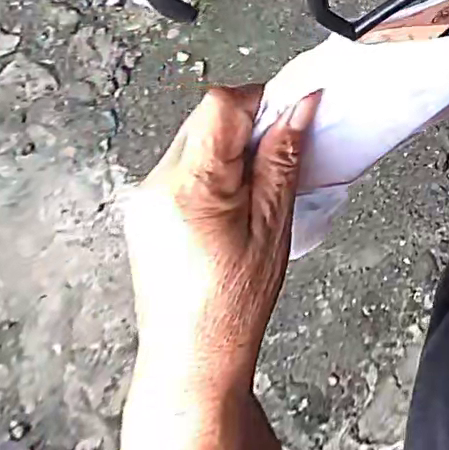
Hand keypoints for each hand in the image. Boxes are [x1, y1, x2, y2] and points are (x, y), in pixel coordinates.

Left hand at [120, 85, 316, 449]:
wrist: (193, 351)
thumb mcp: (275, 216)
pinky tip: (246, 189)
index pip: (221, 105)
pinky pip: (191, 160)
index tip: (296, 111)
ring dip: (239, 141)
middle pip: (208, 116)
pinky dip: (224, 161)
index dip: (264, 99)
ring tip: (267, 174)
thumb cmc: (235, 295)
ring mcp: (146, 197)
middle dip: (254, 119)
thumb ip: (284, 153)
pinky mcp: (149, 208)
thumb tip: (302, 106)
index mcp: (187, 186)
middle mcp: (155, 185)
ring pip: (200, 135)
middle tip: (287, 144)